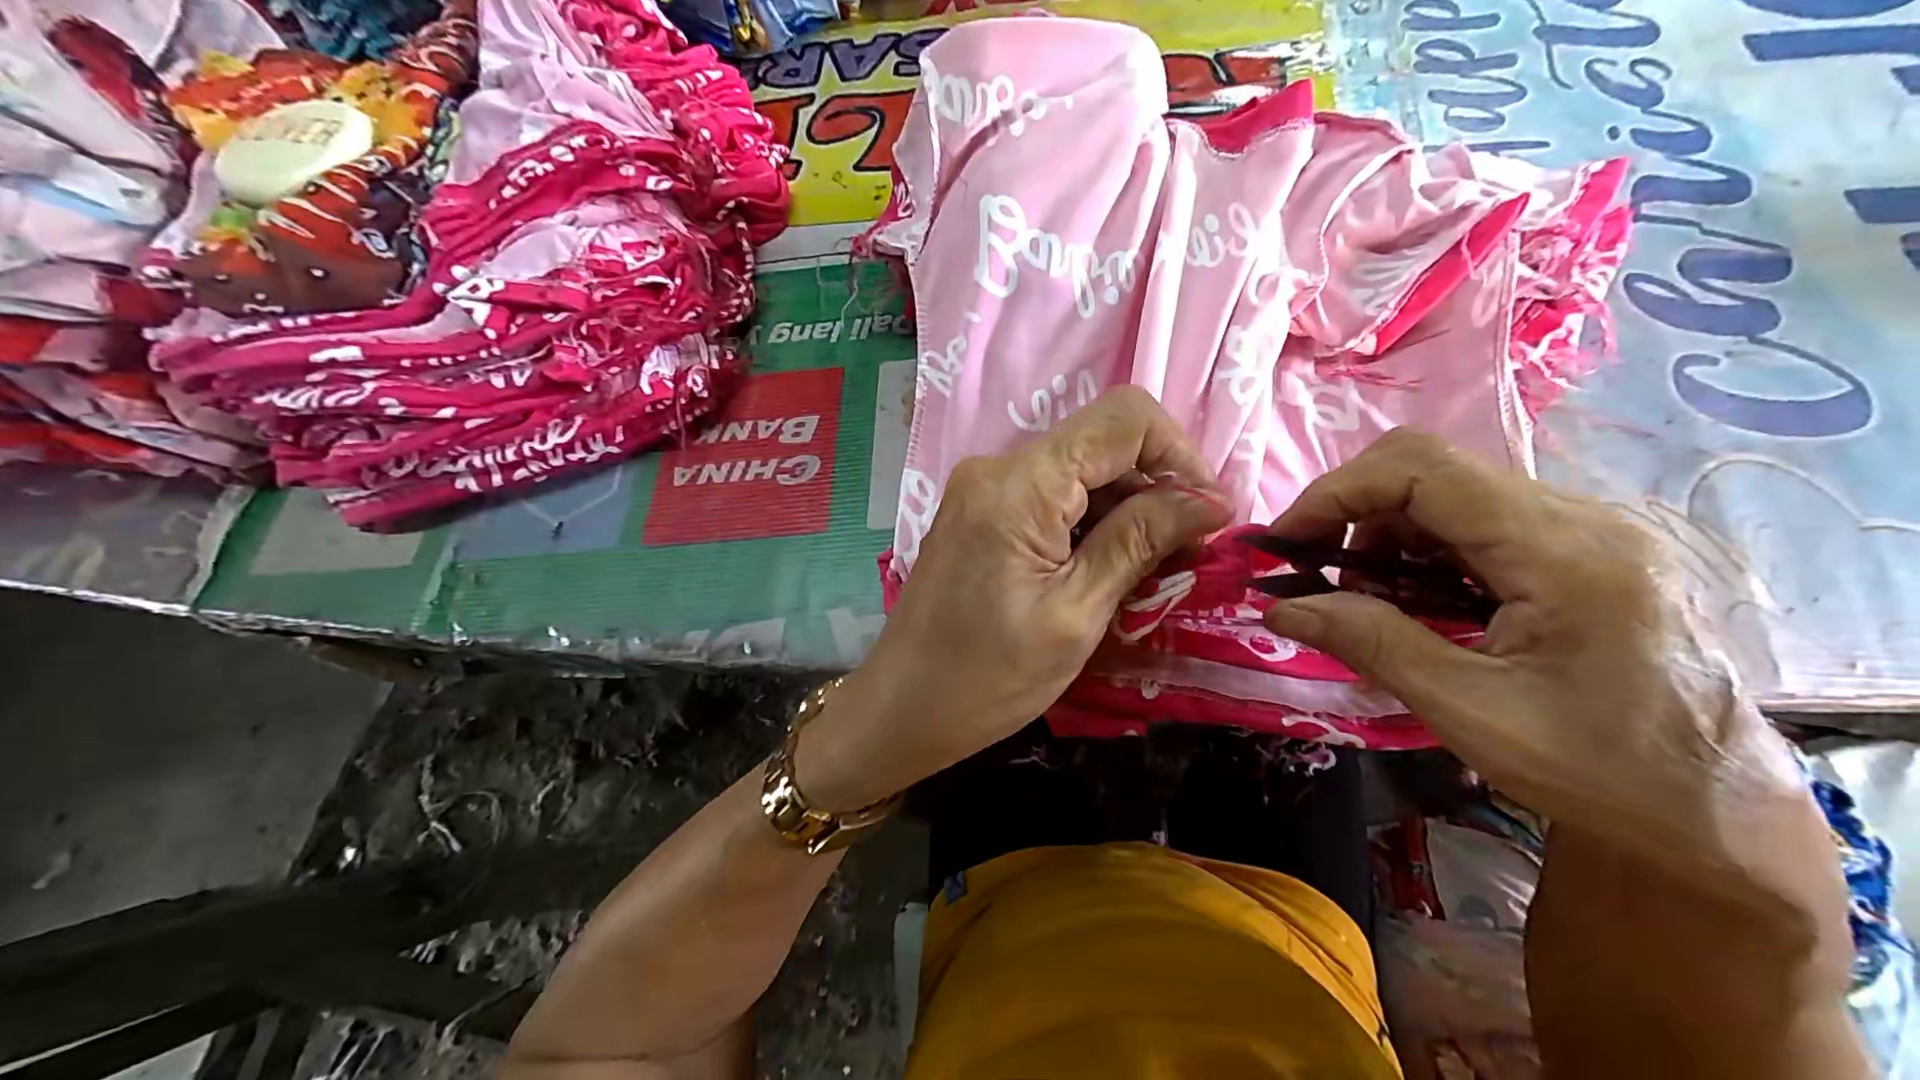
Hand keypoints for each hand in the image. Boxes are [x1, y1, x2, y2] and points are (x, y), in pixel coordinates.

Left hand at [796, 387, 1230, 808]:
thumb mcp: (1076, 614)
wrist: (902, 709)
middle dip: (1157, 488)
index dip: (1180, 456)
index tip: (1208, 516)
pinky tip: (1110, 571)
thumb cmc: (987, 678)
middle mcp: (999, 467)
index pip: (1125, 419)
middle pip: (1104, 443)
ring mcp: (985, 489)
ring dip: (1128, 511)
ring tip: (1154, 573)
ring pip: (1082, 472)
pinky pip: (1053, 498)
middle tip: (1188, 556)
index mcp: (1020, 484)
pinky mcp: (982, 513)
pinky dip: (1091, 524)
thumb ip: (1139, 542)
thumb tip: (1210, 500)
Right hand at [1259, 430, 1833, 902]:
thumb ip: (1370, 643)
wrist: (1717, 813)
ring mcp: (1588, 529)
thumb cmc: (1599, 771)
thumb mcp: (1469, 711)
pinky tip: (1412, 600)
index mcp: (1565, 552)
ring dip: (1382, 532)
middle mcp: (1583, 518)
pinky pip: (1476, 521)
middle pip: (1432, 468)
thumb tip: (1278, 605)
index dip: (1336, 492)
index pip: (1423, 470)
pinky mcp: (1583, 548)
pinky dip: (1419, 549)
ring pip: (1449, 491)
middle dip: (1351, 510)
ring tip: (1361, 598)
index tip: (1283, 543)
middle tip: (1310, 569)